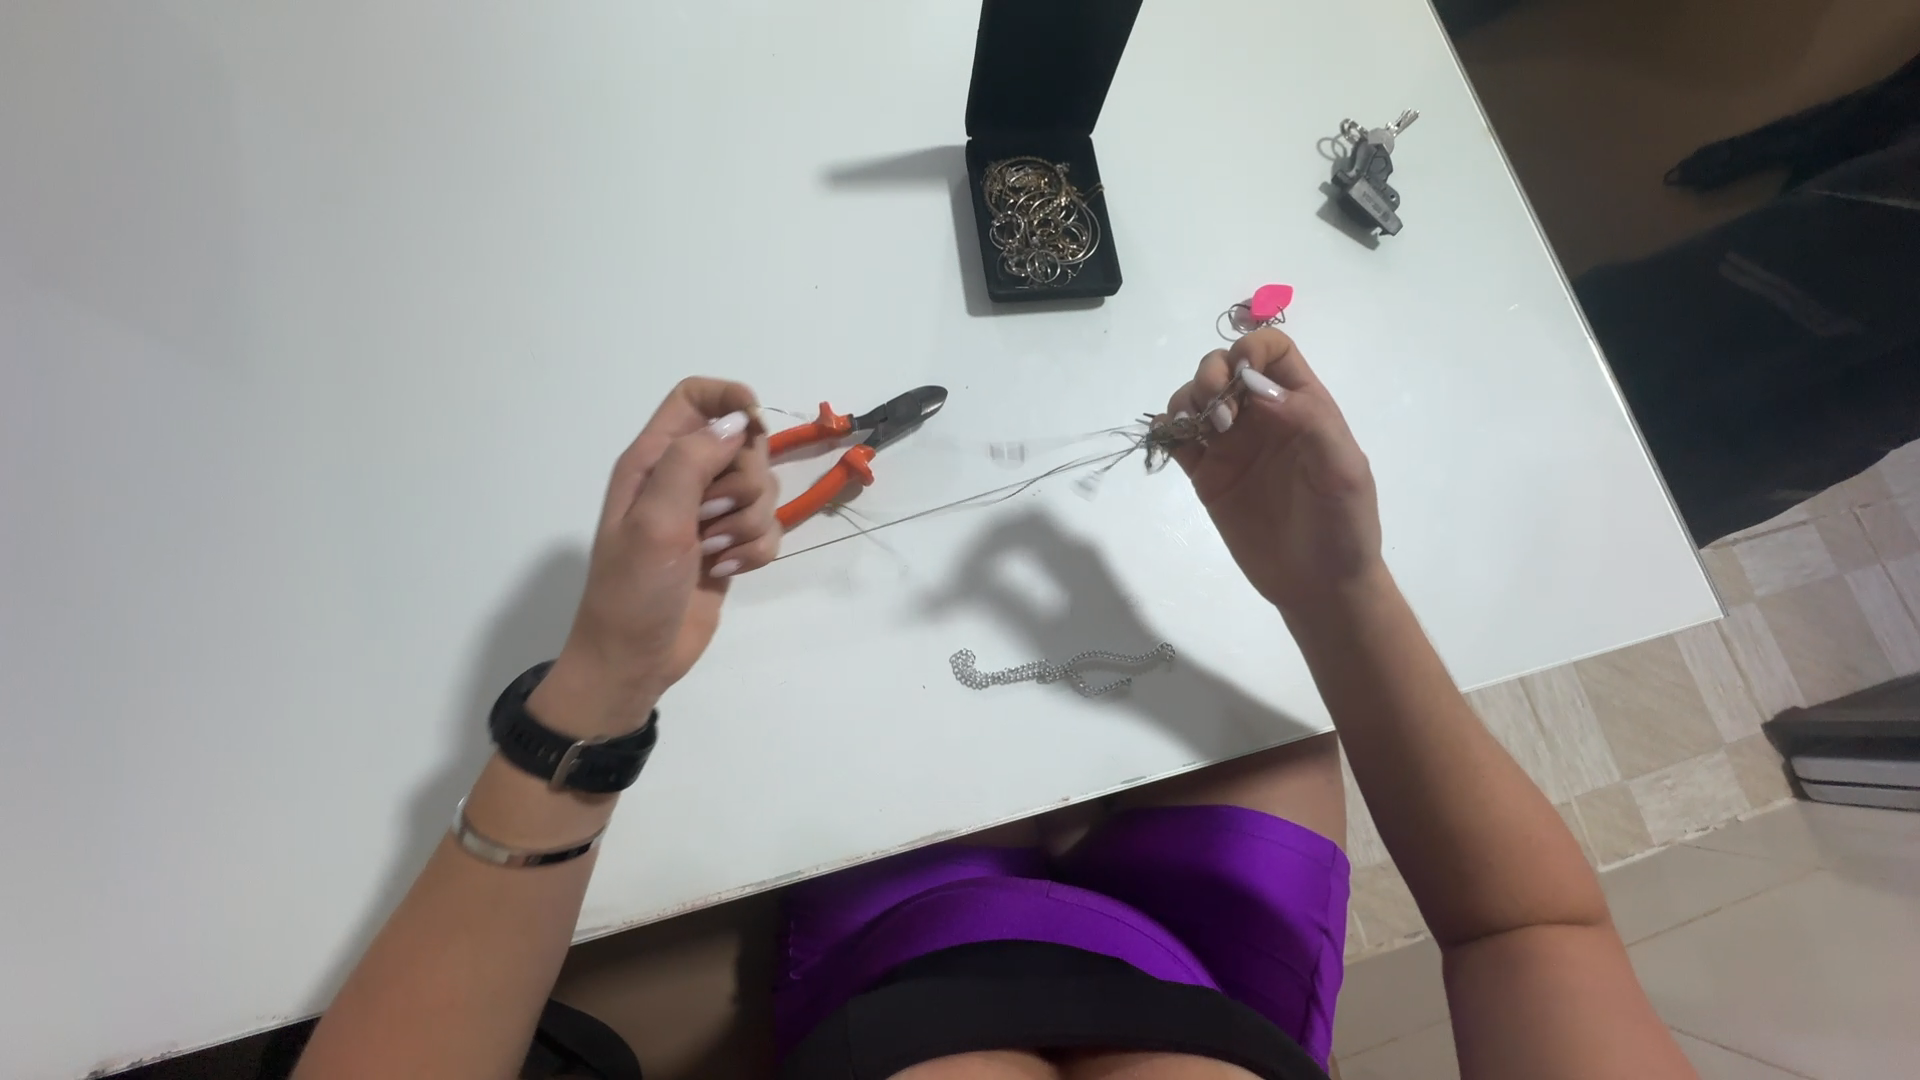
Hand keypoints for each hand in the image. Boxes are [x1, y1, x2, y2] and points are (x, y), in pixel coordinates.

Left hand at [530, 378, 780, 734]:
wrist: (634, 659)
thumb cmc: (633, 589)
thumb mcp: (655, 520)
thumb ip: (693, 462)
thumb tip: (738, 421)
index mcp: (654, 460)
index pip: (696, 397)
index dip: (730, 400)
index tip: (754, 429)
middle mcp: (684, 479)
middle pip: (743, 445)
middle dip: (745, 481)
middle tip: (712, 515)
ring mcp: (710, 514)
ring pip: (764, 491)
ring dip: (750, 523)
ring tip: (714, 551)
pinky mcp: (732, 546)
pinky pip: (769, 530)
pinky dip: (756, 550)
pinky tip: (727, 570)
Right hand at [1165, 329, 1383, 615]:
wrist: (1318, 585)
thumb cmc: (1342, 527)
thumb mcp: (1342, 471)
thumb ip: (1307, 421)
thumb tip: (1257, 389)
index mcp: (1302, 406)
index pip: (1273, 352)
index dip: (1252, 350)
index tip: (1241, 381)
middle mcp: (1263, 418)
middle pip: (1224, 367)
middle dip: (1210, 374)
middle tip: (1217, 416)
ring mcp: (1230, 447)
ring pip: (1194, 399)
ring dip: (1186, 401)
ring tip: (1197, 432)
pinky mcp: (1206, 476)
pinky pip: (1177, 440)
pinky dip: (1166, 430)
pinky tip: (1172, 440)